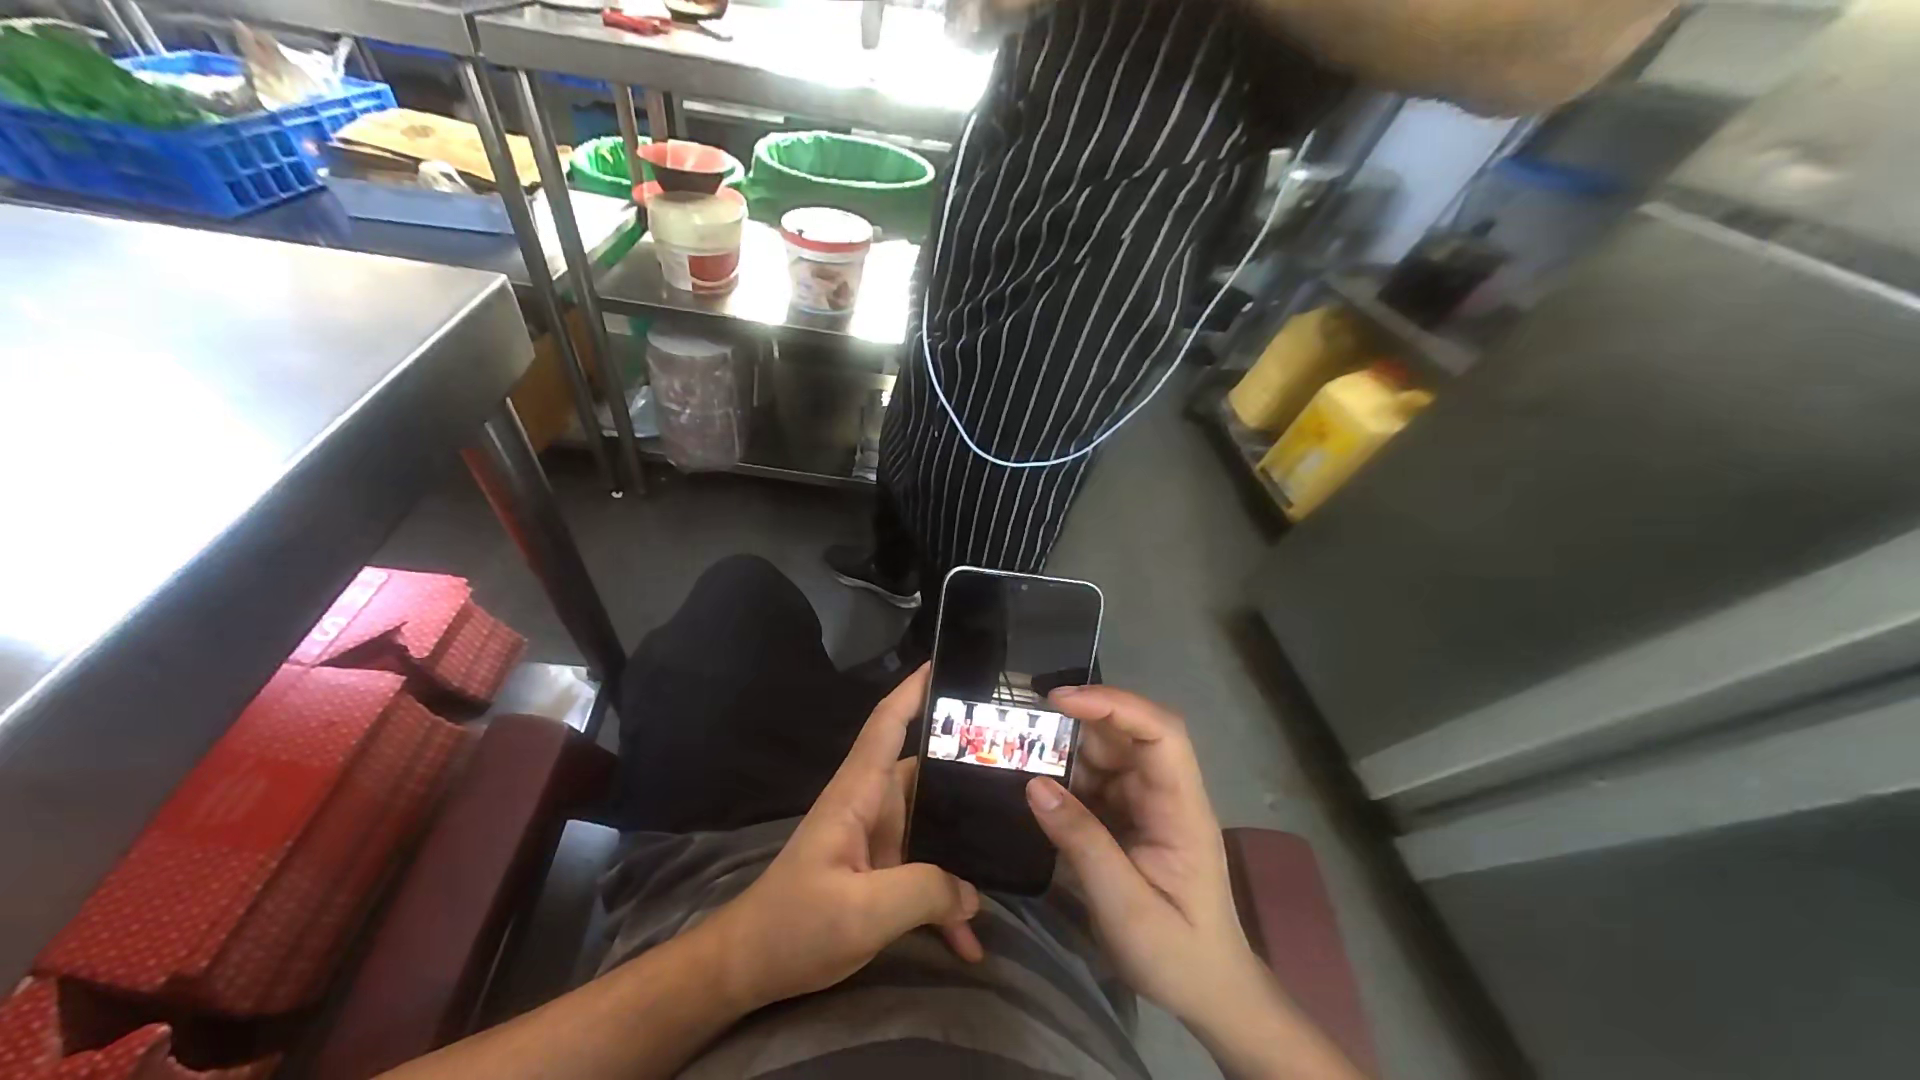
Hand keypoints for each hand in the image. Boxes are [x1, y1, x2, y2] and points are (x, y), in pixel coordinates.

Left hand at [701, 666, 982, 1011]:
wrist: (748, 968)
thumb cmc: (795, 926)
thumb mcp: (862, 912)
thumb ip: (924, 893)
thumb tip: (974, 893)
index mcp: (858, 796)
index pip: (886, 727)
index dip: (911, 692)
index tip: (941, 665)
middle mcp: (871, 808)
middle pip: (924, 772)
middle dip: (965, 767)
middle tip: (1018, 765)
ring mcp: (876, 841)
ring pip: (933, 825)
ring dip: (965, 845)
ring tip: (1014, 846)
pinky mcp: (880, 873)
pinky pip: (924, 873)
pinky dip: (945, 900)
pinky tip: (971, 938)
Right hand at [1025, 686, 1267, 1024]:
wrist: (1209, 992)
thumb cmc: (1177, 955)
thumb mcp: (1125, 908)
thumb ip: (1082, 843)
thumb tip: (1034, 784)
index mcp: (1182, 807)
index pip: (1160, 733)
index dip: (1114, 705)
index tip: (1060, 700)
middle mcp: (1166, 793)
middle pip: (1127, 736)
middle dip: (1076, 725)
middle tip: (1021, 731)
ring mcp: (1148, 803)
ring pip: (1106, 756)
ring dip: (1065, 753)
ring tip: (1019, 758)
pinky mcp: (1130, 817)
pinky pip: (1095, 783)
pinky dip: (1064, 781)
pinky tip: (1036, 789)